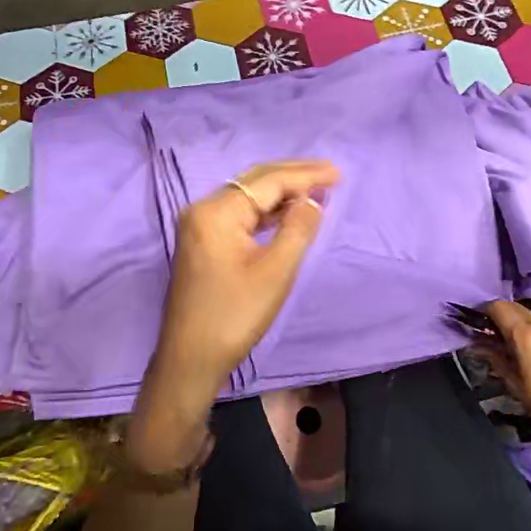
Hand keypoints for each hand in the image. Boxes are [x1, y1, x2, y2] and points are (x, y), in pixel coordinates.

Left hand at [126, 161, 338, 473]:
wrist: (191, 357)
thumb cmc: (234, 315)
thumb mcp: (275, 272)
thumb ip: (297, 229)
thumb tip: (312, 199)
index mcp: (216, 212)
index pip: (267, 181)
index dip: (305, 175)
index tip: (339, 173)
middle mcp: (202, 210)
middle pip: (253, 182)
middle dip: (293, 176)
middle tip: (331, 174)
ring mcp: (198, 227)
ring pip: (246, 197)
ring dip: (280, 193)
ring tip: (316, 190)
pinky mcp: (202, 243)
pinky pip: (238, 215)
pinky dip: (265, 212)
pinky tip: (287, 213)